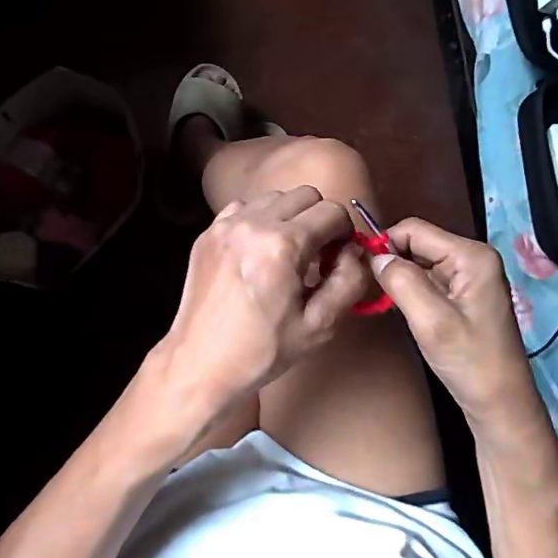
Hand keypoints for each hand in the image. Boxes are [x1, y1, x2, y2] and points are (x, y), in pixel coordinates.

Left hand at [143, 186, 369, 451]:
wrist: (201, 362)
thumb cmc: (261, 350)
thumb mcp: (319, 325)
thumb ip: (349, 280)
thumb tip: (356, 251)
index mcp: (282, 245)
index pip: (332, 212)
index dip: (344, 235)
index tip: (336, 260)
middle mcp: (252, 224)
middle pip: (305, 195)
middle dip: (319, 221)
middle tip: (315, 257)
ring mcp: (225, 226)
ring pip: (274, 198)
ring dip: (289, 218)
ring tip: (286, 256)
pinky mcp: (208, 233)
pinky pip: (244, 208)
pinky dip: (259, 221)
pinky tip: (258, 253)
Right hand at [369, 218, 543, 437]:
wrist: (500, 404)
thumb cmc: (470, 362)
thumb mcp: (430, 320)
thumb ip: (401, 281)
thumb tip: (375, 257)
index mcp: (471, 256)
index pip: (414, 230)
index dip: (385, 243)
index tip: (363, 270)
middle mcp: (473, 258)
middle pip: (417, 243)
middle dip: (392, 261)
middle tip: (371, 288)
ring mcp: (469, 276)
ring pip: (419, 261)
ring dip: (399, 277)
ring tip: (383, 299)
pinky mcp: (463, 294)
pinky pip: (426, 279)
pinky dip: (409, 289)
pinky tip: (400, 307)